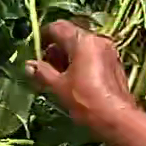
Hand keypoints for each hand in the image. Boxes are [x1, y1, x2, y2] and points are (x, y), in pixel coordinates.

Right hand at [25, 21, 139, 133]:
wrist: (116, 118)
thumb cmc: (85, 100)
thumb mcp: (59, 86)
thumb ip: (42, 72)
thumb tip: (29, 65)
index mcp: (83, 41)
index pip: (57, 27)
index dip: (43, 37)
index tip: (35, 52)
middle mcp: (98, 40)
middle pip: (71, 36)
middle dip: (55, 49)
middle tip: (45, 67)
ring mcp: (109, 51)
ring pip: (82, 46)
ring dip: (68, 57)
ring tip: (58, 76)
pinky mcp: (114, 63)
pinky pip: (93, 55)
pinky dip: (81, 62)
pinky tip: (75, 80)